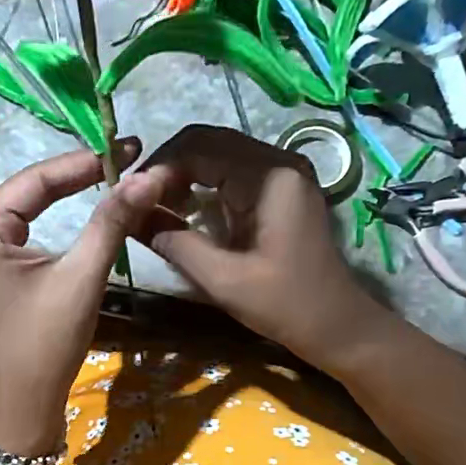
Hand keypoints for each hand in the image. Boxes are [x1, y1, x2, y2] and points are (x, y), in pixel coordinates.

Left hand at [0, 141, 166, 453]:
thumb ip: (111, 222)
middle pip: (28, 191)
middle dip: (77, 176)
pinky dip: (57, 218)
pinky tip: (85, 206)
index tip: (127, 149)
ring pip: (28, 209)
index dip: (82, 163)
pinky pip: (25, 231)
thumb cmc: (49, 342)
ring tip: (111, 176)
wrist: (28, 401)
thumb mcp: (83, 277)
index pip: (33, 181)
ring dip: (69, 194)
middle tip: (125, 160)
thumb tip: (148, 177)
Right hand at [139, 125, 396, 375]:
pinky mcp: (284, 186)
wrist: (336, 323)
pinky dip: (207, 183)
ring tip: (160, 206)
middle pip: (210, 141)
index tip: (131, 197)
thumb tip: (129, 216)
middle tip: (141, 200)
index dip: (159, 168)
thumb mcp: (222, 278)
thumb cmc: (284, 305)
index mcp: (269, 176)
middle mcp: (279, 160)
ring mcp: (285, 171)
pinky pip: (236, 169)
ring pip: (220, 152)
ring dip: (187, 173)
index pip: (199, 147)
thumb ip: (174, 242)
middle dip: (170, 167)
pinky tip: (190, 210)